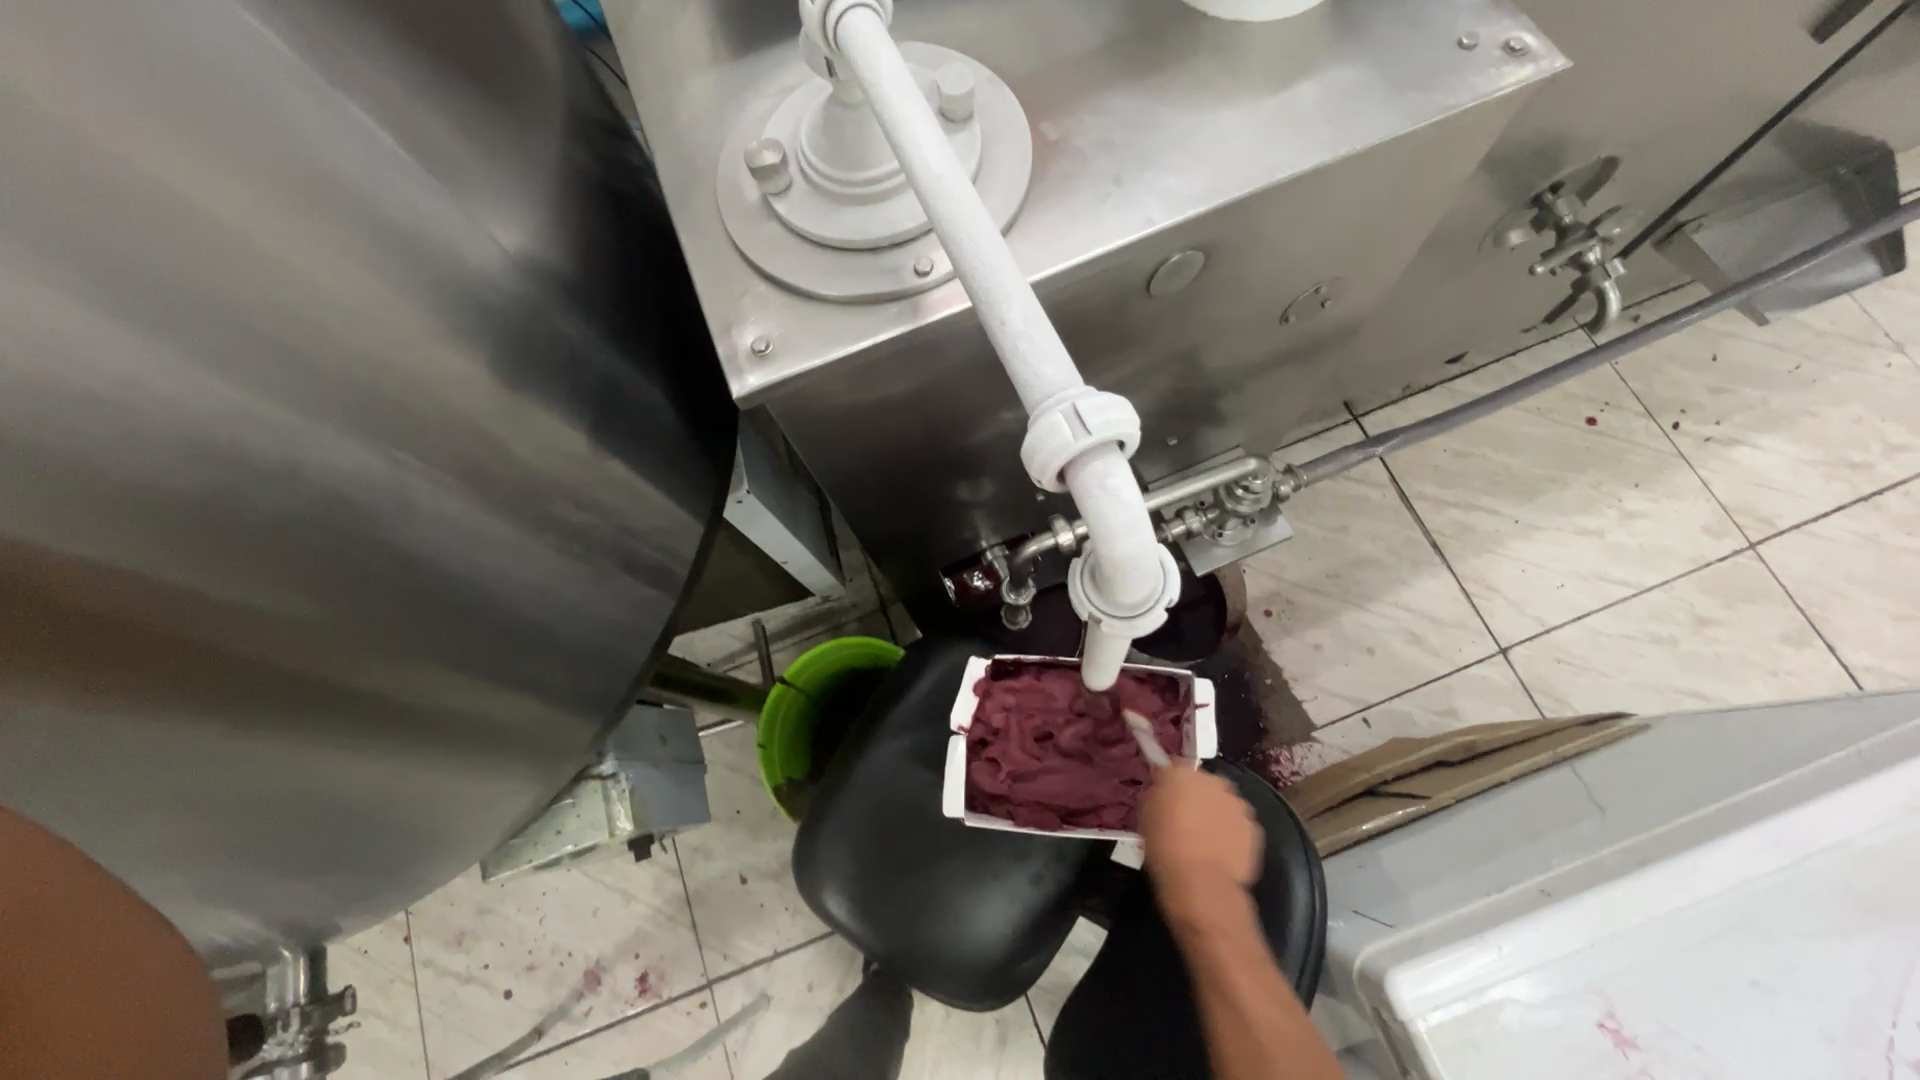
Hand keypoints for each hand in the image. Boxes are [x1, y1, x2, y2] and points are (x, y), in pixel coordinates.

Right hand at [1138, 767, 1261, 917]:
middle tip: (1183, 818)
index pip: (1173, 766)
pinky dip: (1229, 831)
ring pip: (1223, 802)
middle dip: (1195, 795)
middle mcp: (1214, 781)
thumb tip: (1162, 791)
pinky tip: (1218, 851)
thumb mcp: (1144, 815)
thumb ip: (1156, 795)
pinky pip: (1237, 823)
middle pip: (1203, 782)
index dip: (1168, 780)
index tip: (1163, 794)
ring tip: (1203, 838)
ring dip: (1214, 812)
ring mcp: (1238, 804)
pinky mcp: (1254, 828)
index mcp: (1182, 773)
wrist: (1201, 883)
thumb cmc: (1163, 847)